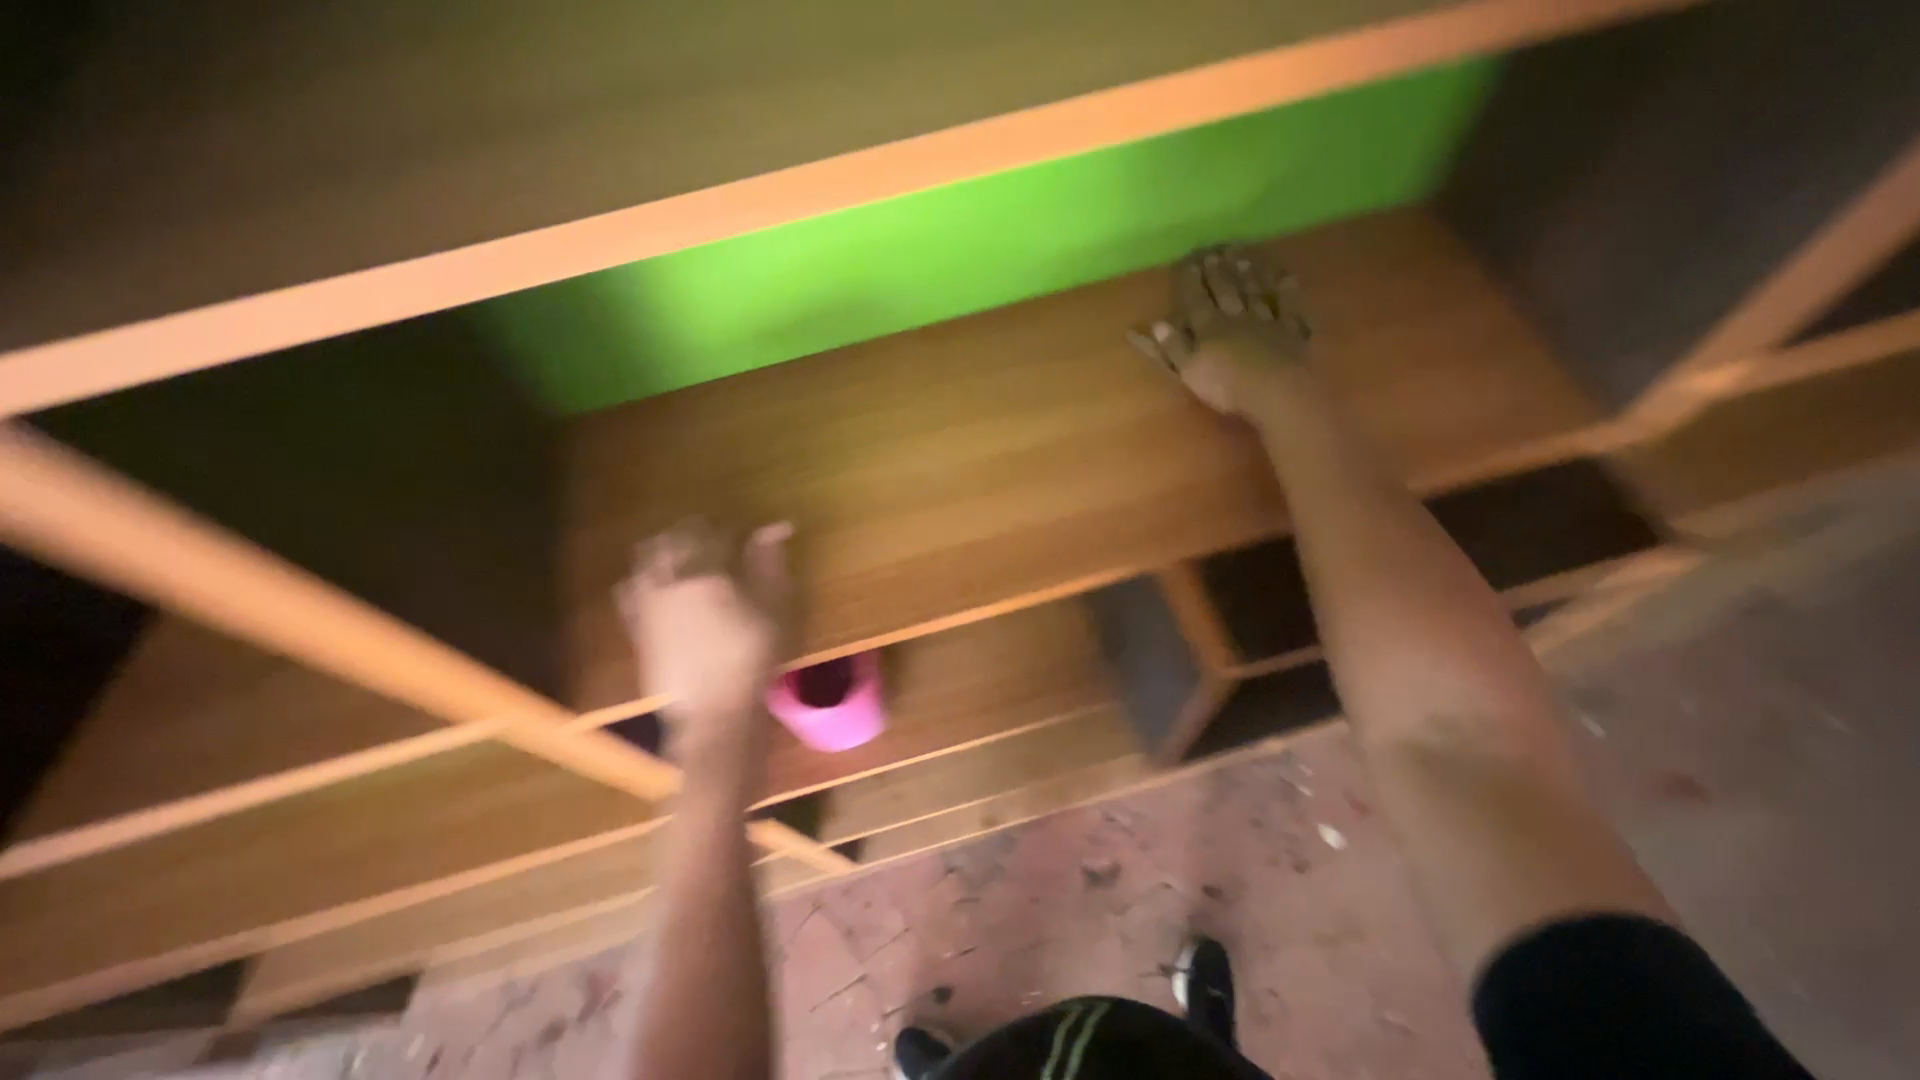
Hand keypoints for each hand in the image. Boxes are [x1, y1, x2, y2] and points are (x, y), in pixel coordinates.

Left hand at [616, 519, 792, 765]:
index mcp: (707, 571)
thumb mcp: (774, 609)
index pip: (712, 531)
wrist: (715, 710)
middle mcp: (671, 580)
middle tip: (710, 536)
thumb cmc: (753, 658)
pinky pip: (628, 590)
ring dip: (663, 548)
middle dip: (691, 532)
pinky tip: (651, 582)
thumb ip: (769, 565)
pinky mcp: (637, 627)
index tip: (739, 531)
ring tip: (680, 554)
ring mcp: (648, 603)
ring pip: (646, 558)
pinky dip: (640, 577)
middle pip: (673, 539)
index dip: (727, 527)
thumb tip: (773, 527)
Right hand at [1129, 244, 1311, 415]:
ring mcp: (1265, 321)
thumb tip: (1158, 323)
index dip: (1191, 281)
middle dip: (1217, 271)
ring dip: (1247, 274)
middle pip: (1225, 290)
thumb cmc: (1225, 386)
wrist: (1273, 390)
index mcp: (1209, 328)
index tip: (1188, 261)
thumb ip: (1173, 346)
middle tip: (1213, 251)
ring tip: (1241, 255)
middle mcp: (1236, 317)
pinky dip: (1286, 291)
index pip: (1196, 300)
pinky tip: (1286, 277)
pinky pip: (1288, 307)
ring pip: (1254, 292)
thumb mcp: (1189, 371)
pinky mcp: (1290, 331)